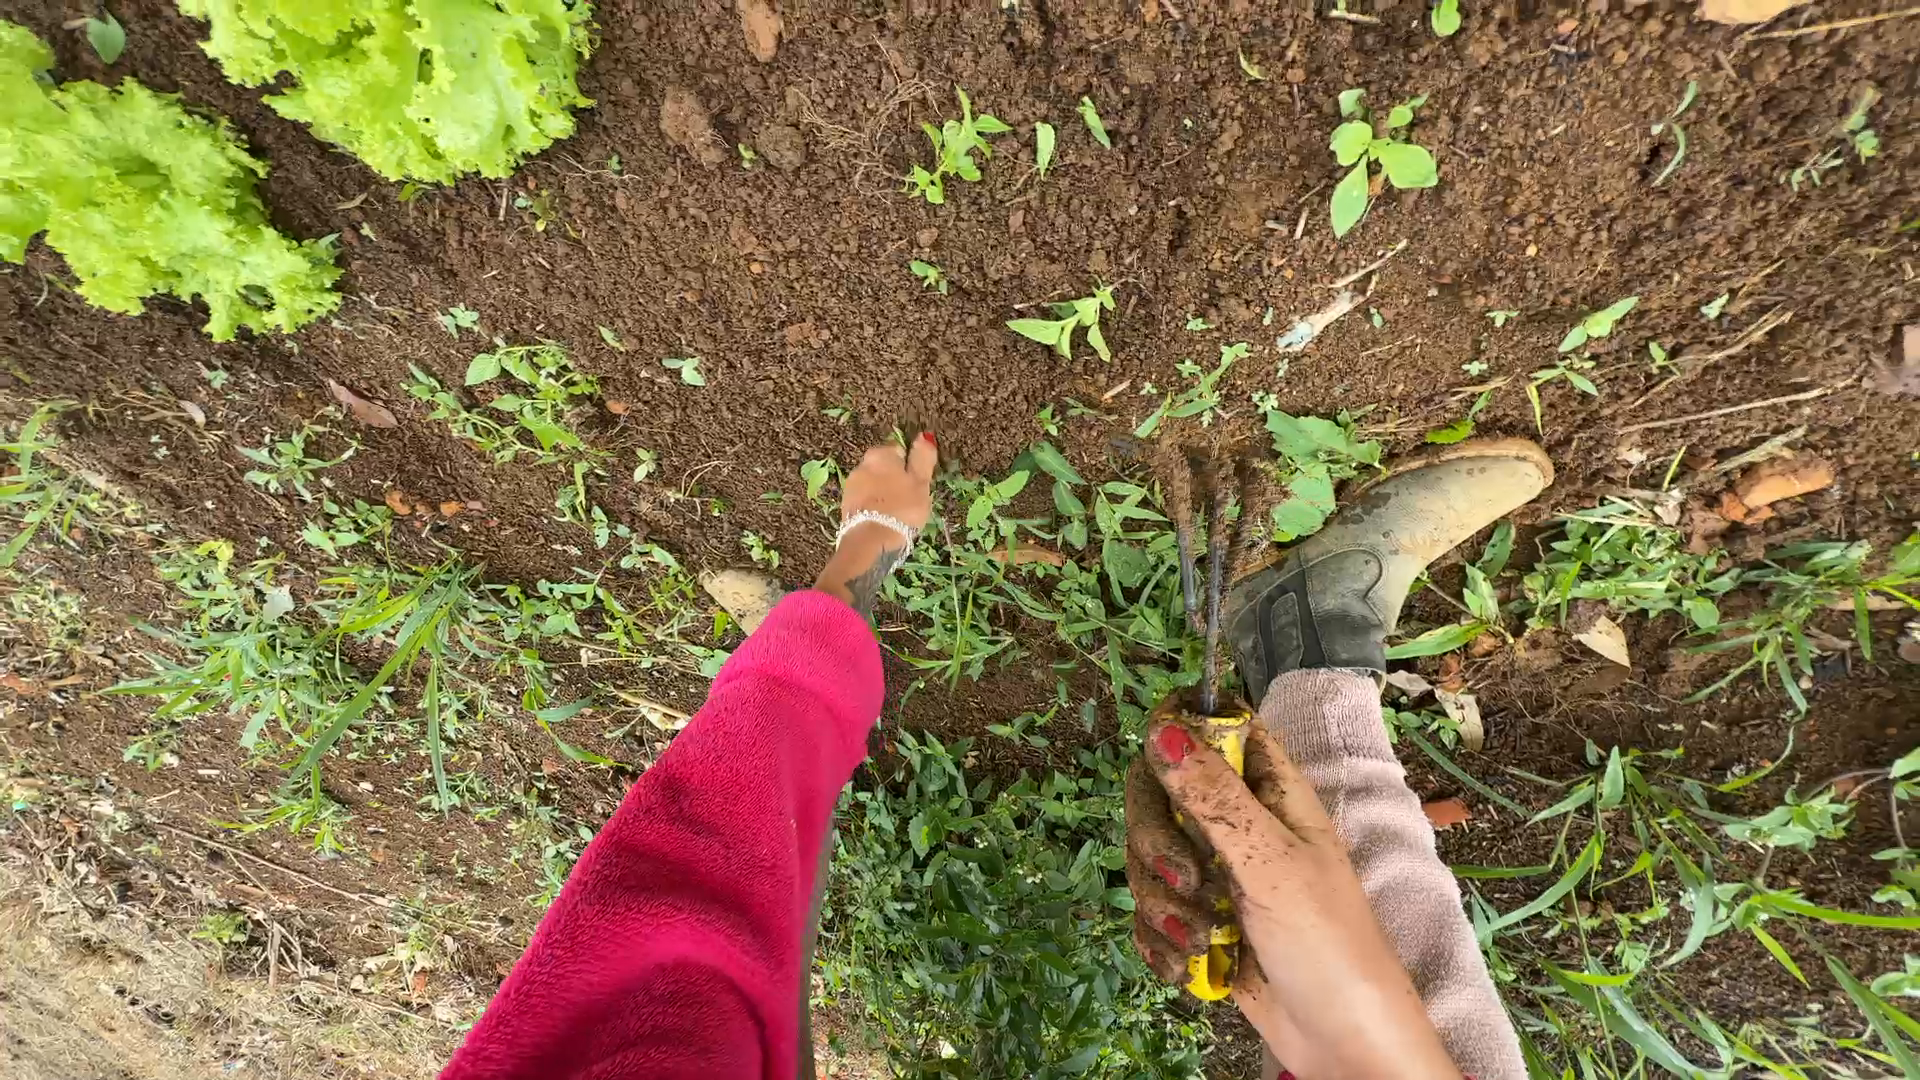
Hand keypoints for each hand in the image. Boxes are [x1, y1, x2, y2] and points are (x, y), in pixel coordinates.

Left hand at [813, 435, 936, 613]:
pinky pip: (865, 501)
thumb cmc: (902, 509)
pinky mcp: (846, 505)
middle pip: (884, 467)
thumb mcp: (921, 483)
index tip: (917, 483)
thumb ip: (922, 458)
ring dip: (883, 494)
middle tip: (909, 499)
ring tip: (896, 513)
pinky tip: (883, 520)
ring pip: (873, 484)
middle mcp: (861, 464)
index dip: (910, 465)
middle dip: (895, 479)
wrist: (870, 542)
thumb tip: (925, 436)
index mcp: (880, 454)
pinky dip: (874, 506)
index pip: (899, 449)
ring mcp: (851, 486)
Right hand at [1125, 703, 1458, 1079]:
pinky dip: (1158, 935)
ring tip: (1199, 938)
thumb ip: (1213, 797)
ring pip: (1146, 850)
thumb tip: (1159, 729)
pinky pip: (1147, 902)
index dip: (1180, 724)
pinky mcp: (1193, 913)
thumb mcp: (1272, 864)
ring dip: (1160, 899)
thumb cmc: (1328, 946)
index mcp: (1266, 790)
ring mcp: (1211, 867)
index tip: (1155, 752)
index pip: (1216, 724)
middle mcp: (1234, 819)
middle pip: (1159, 789)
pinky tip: (1187, 964)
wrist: (1344, 1054)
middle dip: (1156, 839)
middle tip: (1183, 878)